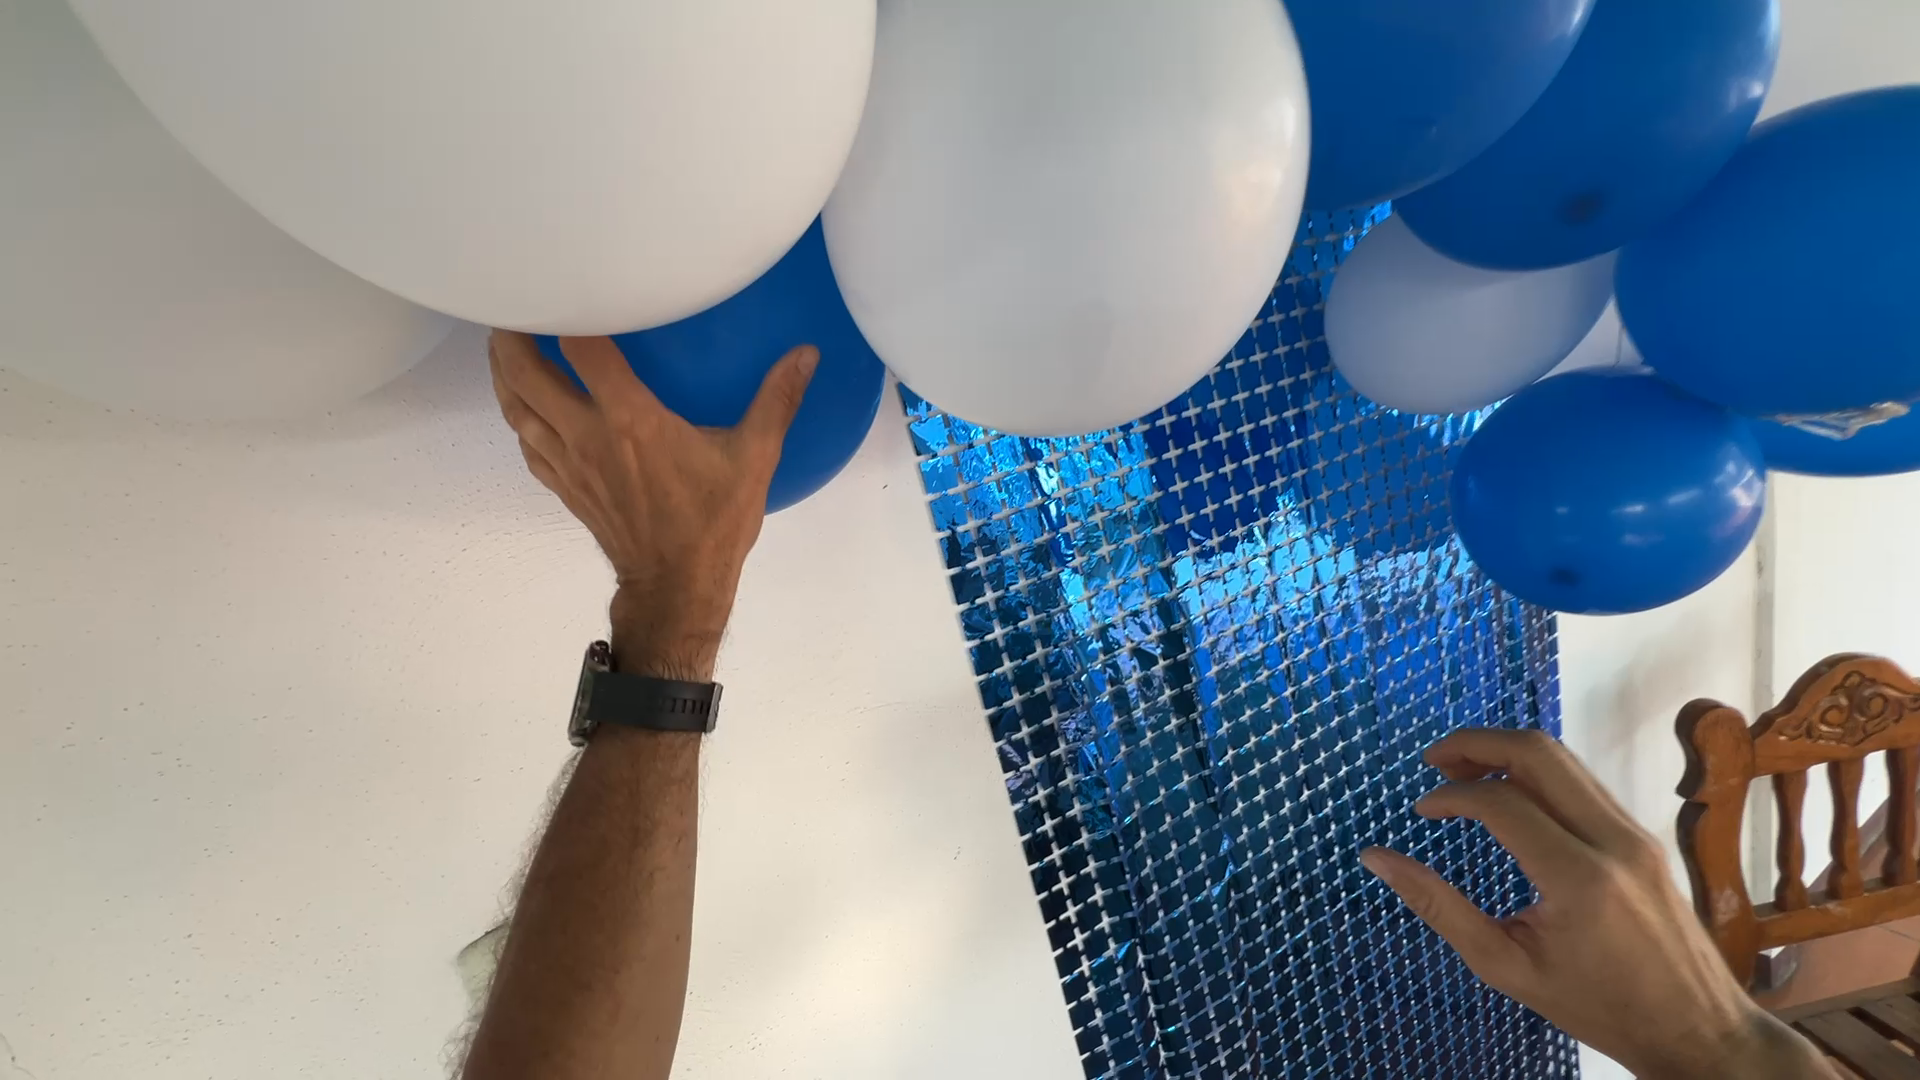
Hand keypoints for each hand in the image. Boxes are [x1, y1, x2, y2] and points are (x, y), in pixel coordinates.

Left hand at [489, 331, 816, 677]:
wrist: (677, 585)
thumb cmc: (715, 521)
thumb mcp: (755, 458)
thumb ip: (777, 401)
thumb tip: (808, 354)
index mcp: (631, 419)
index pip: (582, 348)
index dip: (568, 312)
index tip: (567, 286)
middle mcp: (586, 434)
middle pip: (524, 372)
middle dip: (513, 333)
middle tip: (519, 305)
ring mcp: (568, 464)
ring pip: (514, 407)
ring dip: (505, 371)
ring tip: (511, 345)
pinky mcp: (565, 488)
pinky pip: (527, 442)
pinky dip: (520, 415)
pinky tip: (531, 407)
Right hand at [1361, 730, 1832, 1079]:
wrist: (1705, 1037)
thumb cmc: (1597, 1006)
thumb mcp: (1503, 965)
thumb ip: (1436, 905)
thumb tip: (1373, 856)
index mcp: (1579, 878)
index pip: (1499, 800)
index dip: (1448, 795)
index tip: (1423, 812)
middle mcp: (1613, 841)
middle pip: (1537, 752)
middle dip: (1474, 743)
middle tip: (1434, 762)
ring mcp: (1634, 834)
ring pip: (1561, 757)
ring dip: (1502, 750)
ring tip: (1460, 770)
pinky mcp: (1641, 836)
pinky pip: (1578, 778)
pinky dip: (1529, 768)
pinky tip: (1503, 790)